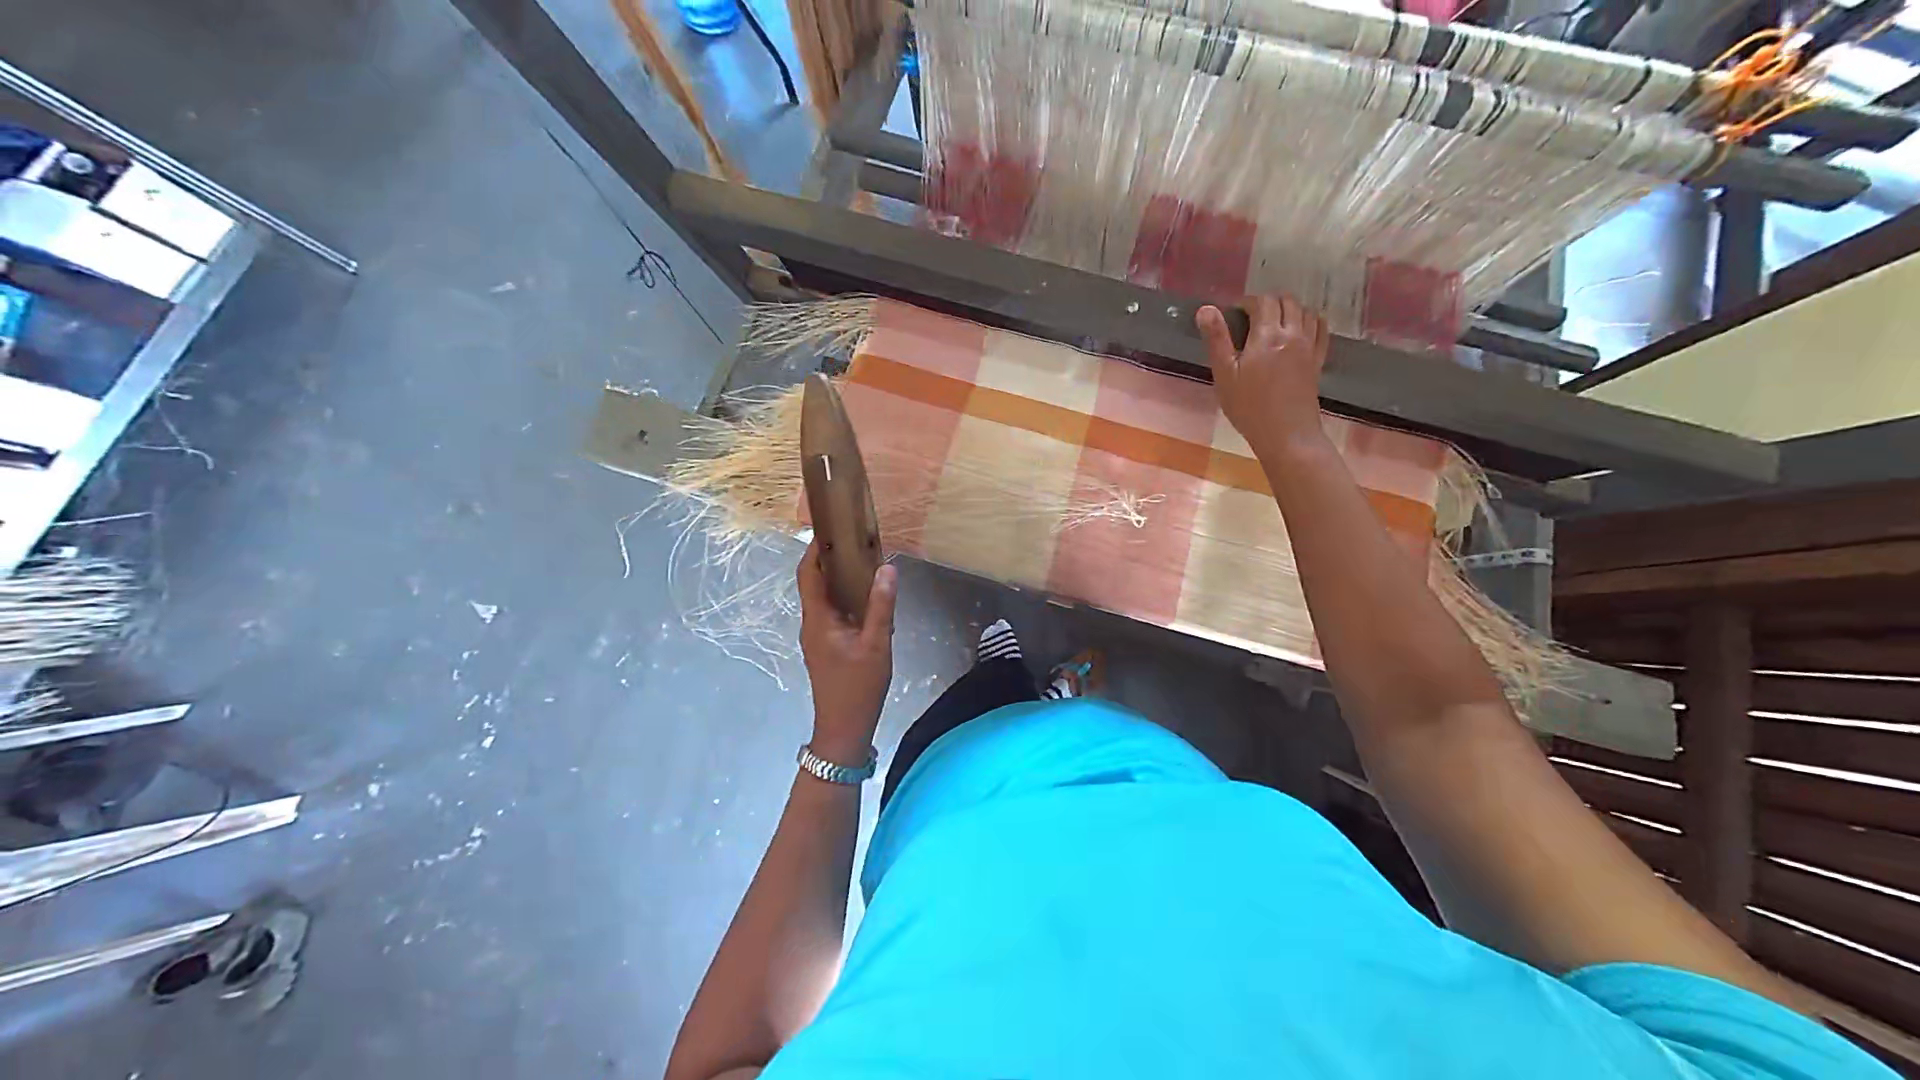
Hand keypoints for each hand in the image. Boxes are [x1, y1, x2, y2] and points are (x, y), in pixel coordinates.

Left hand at [797, 540, 898, 764]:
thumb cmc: (858, 686)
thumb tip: (887, 568)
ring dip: (839, 579)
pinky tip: (866, 599)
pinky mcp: (825, 647)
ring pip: (824, 599)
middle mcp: (811, 624)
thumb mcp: (876, 644)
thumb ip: (882, 606)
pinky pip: (831, 613)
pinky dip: (845, 599)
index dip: (815, 549)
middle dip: (830, 560)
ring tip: (864, 563)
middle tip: (855, 541)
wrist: (843, 728)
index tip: (832, 528)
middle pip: (814, 583)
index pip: (809, 574)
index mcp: (817, 619)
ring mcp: (817, 637)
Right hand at [1197, 294, 1330, 458]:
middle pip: (1286, 301)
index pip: (1261, 302)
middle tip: (1250, 318)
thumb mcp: (1225, 375)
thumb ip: (1217, 339)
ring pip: (1305, 311)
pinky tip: (1300, 329)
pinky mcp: (1317, 360)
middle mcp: (1292, 334)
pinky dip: (1310, 321)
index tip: (1234, 314)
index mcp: (1267, 335)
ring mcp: (1309, 346)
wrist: (1286, 434)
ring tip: (1272, 323)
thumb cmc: (1249, 407)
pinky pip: (1320, 329)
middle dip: (1267, 302)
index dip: (1246, 303)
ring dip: (1289, 309)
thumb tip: (1206, 309)